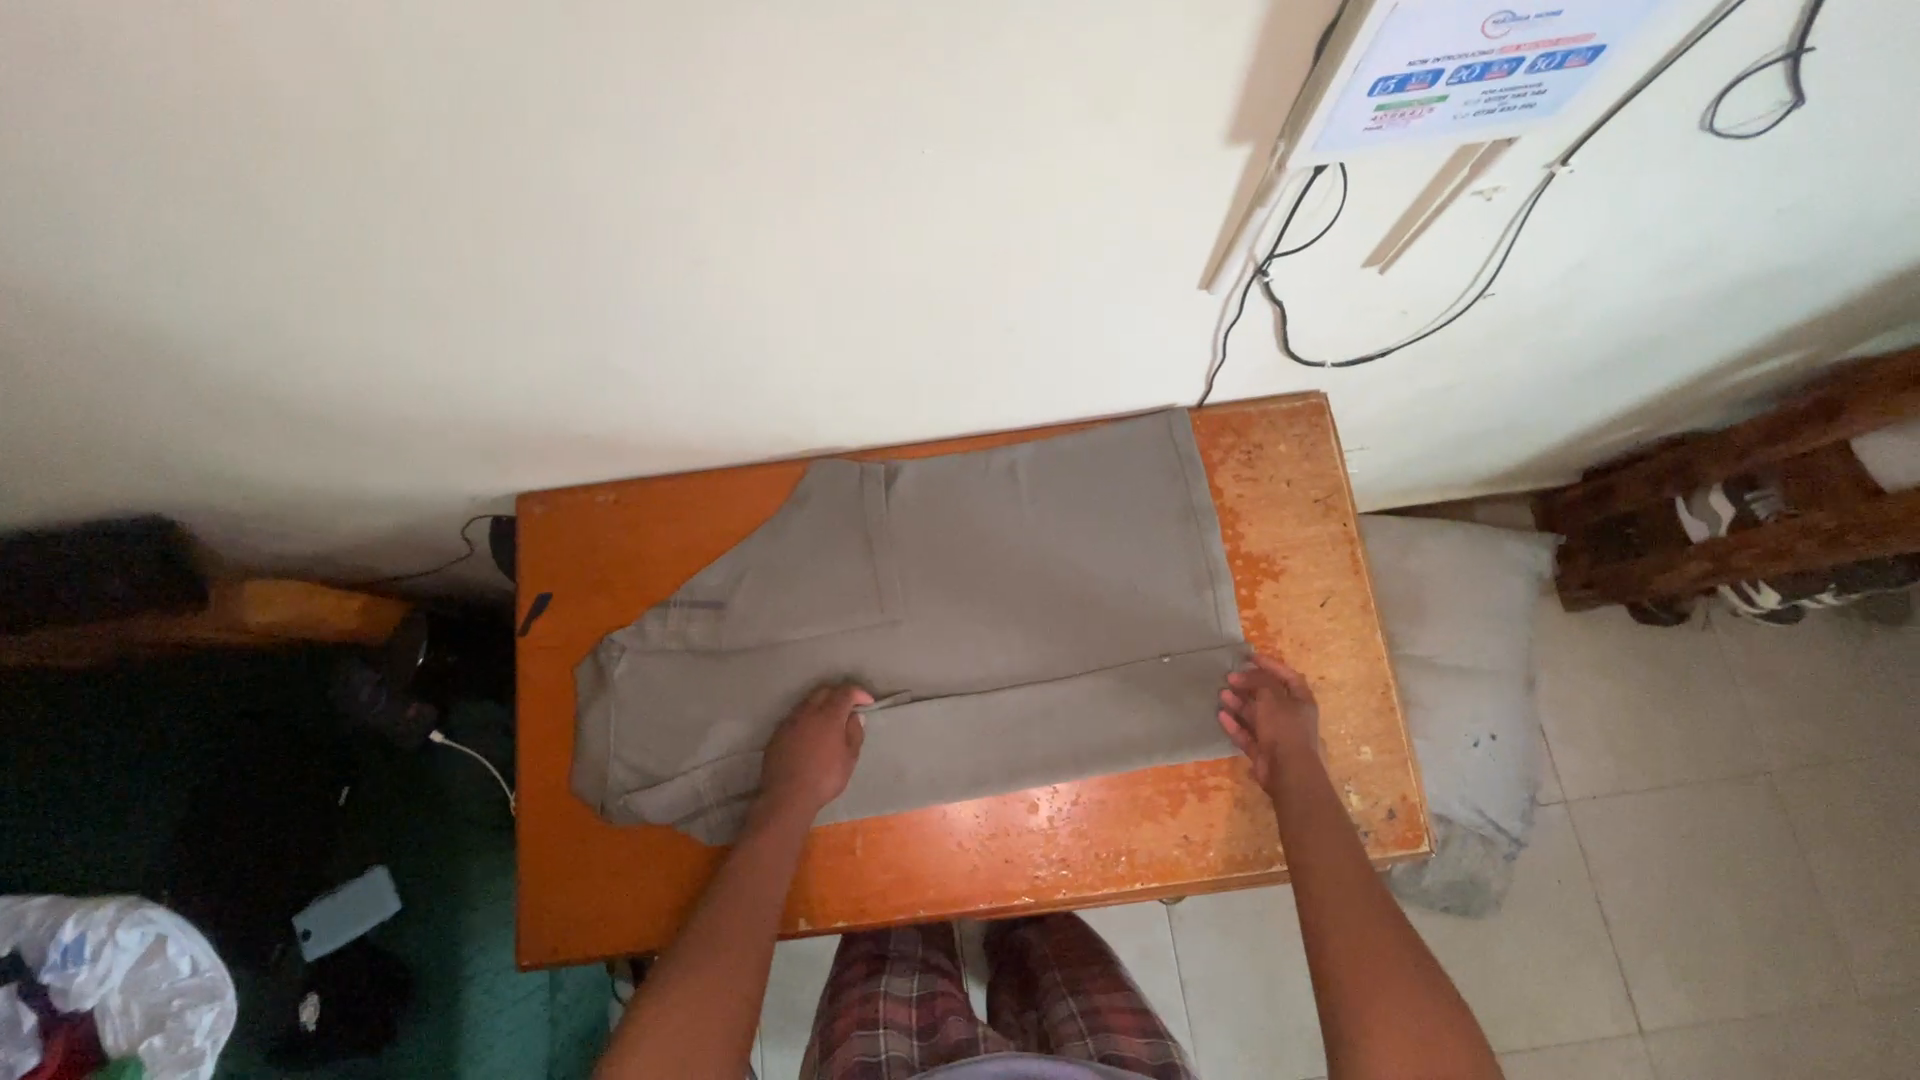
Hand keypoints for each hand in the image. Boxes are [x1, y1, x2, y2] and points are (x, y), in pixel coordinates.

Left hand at [755, 682, 872, 823]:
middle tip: (849, 706)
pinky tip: (811, 732)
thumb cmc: (824, 778)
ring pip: (808, 702)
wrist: (787, 796)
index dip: (859, 693)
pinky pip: (796, 716)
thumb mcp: (849, 759)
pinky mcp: (778, 732)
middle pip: (825, 691)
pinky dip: (808, 717)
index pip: (846, 692)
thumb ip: (854, 733)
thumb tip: (855, 716)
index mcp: (829, 715)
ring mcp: (790, 721)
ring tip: (830, 718)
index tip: (868, 702)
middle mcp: (808, 712)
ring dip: (822, 704)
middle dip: (839, 694)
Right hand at [1216, 654, 1321, 791]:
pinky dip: (1235, 725)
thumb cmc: (1285, 728)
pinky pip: (1247, 734)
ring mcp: (1277, 734)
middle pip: (1268, 695)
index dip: (1269, 665)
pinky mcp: (1263, 750)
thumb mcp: (1273, 698)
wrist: (1288, 772)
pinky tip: (1221, 715)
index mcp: (1301, 701)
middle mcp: (1290, 716)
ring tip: (1221, 693)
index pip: (1287, 676)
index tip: (1248, 657)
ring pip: (1255, 714)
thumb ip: (1260, 682)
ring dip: (1239, 703)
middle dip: (1249, 685)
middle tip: (1230, 677)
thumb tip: (1244, 674)